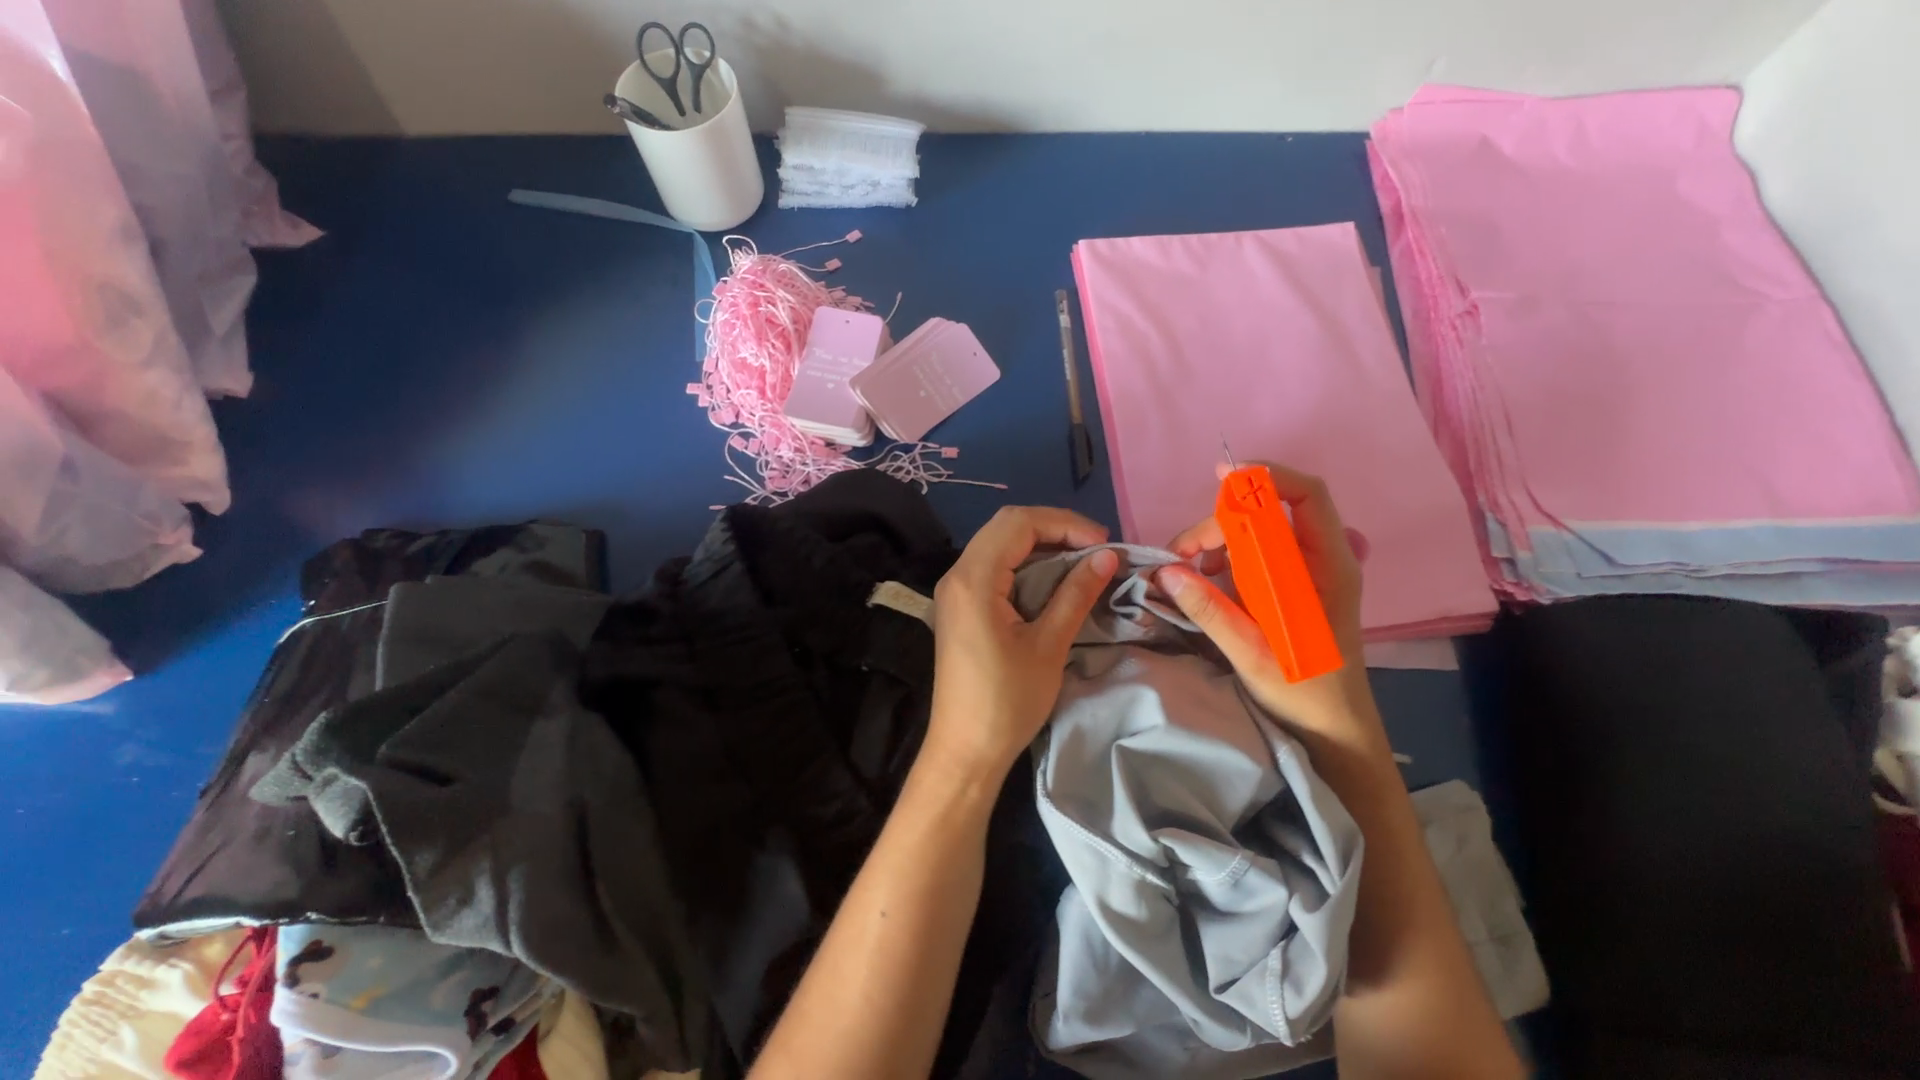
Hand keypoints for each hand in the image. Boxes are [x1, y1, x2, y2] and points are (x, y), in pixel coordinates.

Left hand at [927, 507, 1119, 779]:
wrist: (966, 750)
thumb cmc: (1007, 701)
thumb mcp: (1048, 646)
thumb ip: (1075, 594)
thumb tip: (1106, 556)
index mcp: (973, 580)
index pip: (1018, 523)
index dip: (1064, 523)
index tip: (1103, 544)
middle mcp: (957, 576)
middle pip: (1006, 527)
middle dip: (1054, 529)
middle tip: (1096, 549)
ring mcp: (955, 592)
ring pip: (999, 545)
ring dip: (1041, 545)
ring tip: (1083, 561)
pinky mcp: (960, 608)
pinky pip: (993, 568)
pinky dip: (1025, 565)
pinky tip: (1054, 580)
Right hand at [1158, 462, 1382, 746]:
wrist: (1334, 729)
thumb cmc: (1305, 691)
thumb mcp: (1252, 653)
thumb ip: (1210, 610)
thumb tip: (1166, 573)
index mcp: (1327, 567)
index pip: (1307, 496)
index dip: (1267, 477)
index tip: (1220, 479)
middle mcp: (1322, 560)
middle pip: (1271, 513)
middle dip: (1222, 522)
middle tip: (1182, 553)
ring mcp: (1308, 574)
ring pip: (1260, 533)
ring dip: (1220, 541)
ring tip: (1189, 569)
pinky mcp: (1293, 589)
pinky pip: (1258, 556)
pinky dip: (1227, 560)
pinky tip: (1206, 582)